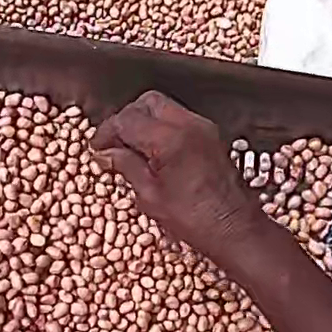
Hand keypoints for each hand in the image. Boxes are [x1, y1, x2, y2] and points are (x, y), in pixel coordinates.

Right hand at [92, 91, 267, 260]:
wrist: (234, 229)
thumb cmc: (195, 220)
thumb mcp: (150, 197)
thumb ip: (126, 167)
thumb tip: (106, 154)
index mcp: (170, 140)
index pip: (127, 120)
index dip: (107, 132)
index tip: (97, 148)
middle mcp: (189, 126)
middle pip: (147, 103)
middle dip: (126, 120)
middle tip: (113, 144)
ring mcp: (203, 128)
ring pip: (164, 108)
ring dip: (143, 123)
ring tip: (131, 151)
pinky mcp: (211, 137)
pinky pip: (179, 119)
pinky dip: (161, 129)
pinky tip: (152, 154)